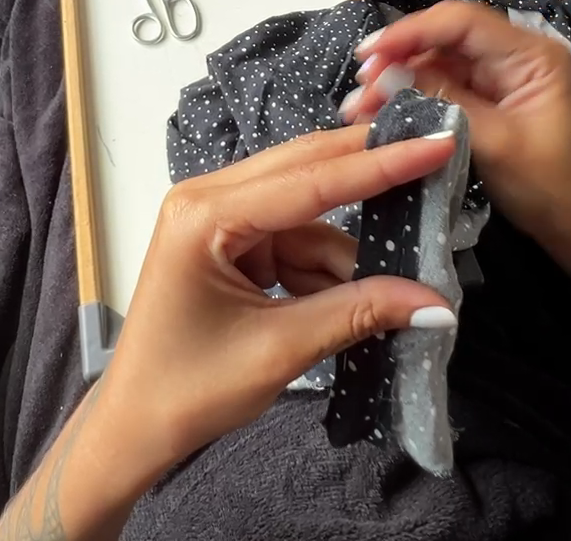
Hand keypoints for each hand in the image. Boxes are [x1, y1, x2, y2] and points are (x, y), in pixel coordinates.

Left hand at [96, 127, 458, 481]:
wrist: (134, 426)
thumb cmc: (187, 390)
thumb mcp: (278, 350)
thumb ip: (358, 313)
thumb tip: (436, 302)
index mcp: (205, 214)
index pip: (308, 180)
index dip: (379, 163)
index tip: (434, 143)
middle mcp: (209, 198)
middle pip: (307, 172)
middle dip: (369, 176)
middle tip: (434, 162)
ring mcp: (220, 216)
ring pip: (309, 215)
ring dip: (346, 255)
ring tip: (388, 295)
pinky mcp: (233, 239)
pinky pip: (297, 239)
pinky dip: (325, 269)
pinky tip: (343, 302)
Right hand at [342, 0, 570, 268]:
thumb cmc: (549, 188)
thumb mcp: (494, 144)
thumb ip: (442, 101)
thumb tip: (387, 75)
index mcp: (532, 55)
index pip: (463, 22)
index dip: (412, 30)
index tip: (370, 52)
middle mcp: (515, 54)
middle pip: (446, 37)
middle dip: (400, 54)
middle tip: (361, 81)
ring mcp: (499, 75)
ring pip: (438, 60)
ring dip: (399, 76)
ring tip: (363, 100)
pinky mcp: (486, 96)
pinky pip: (441, 83)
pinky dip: (412, 93)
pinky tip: (383, 106)